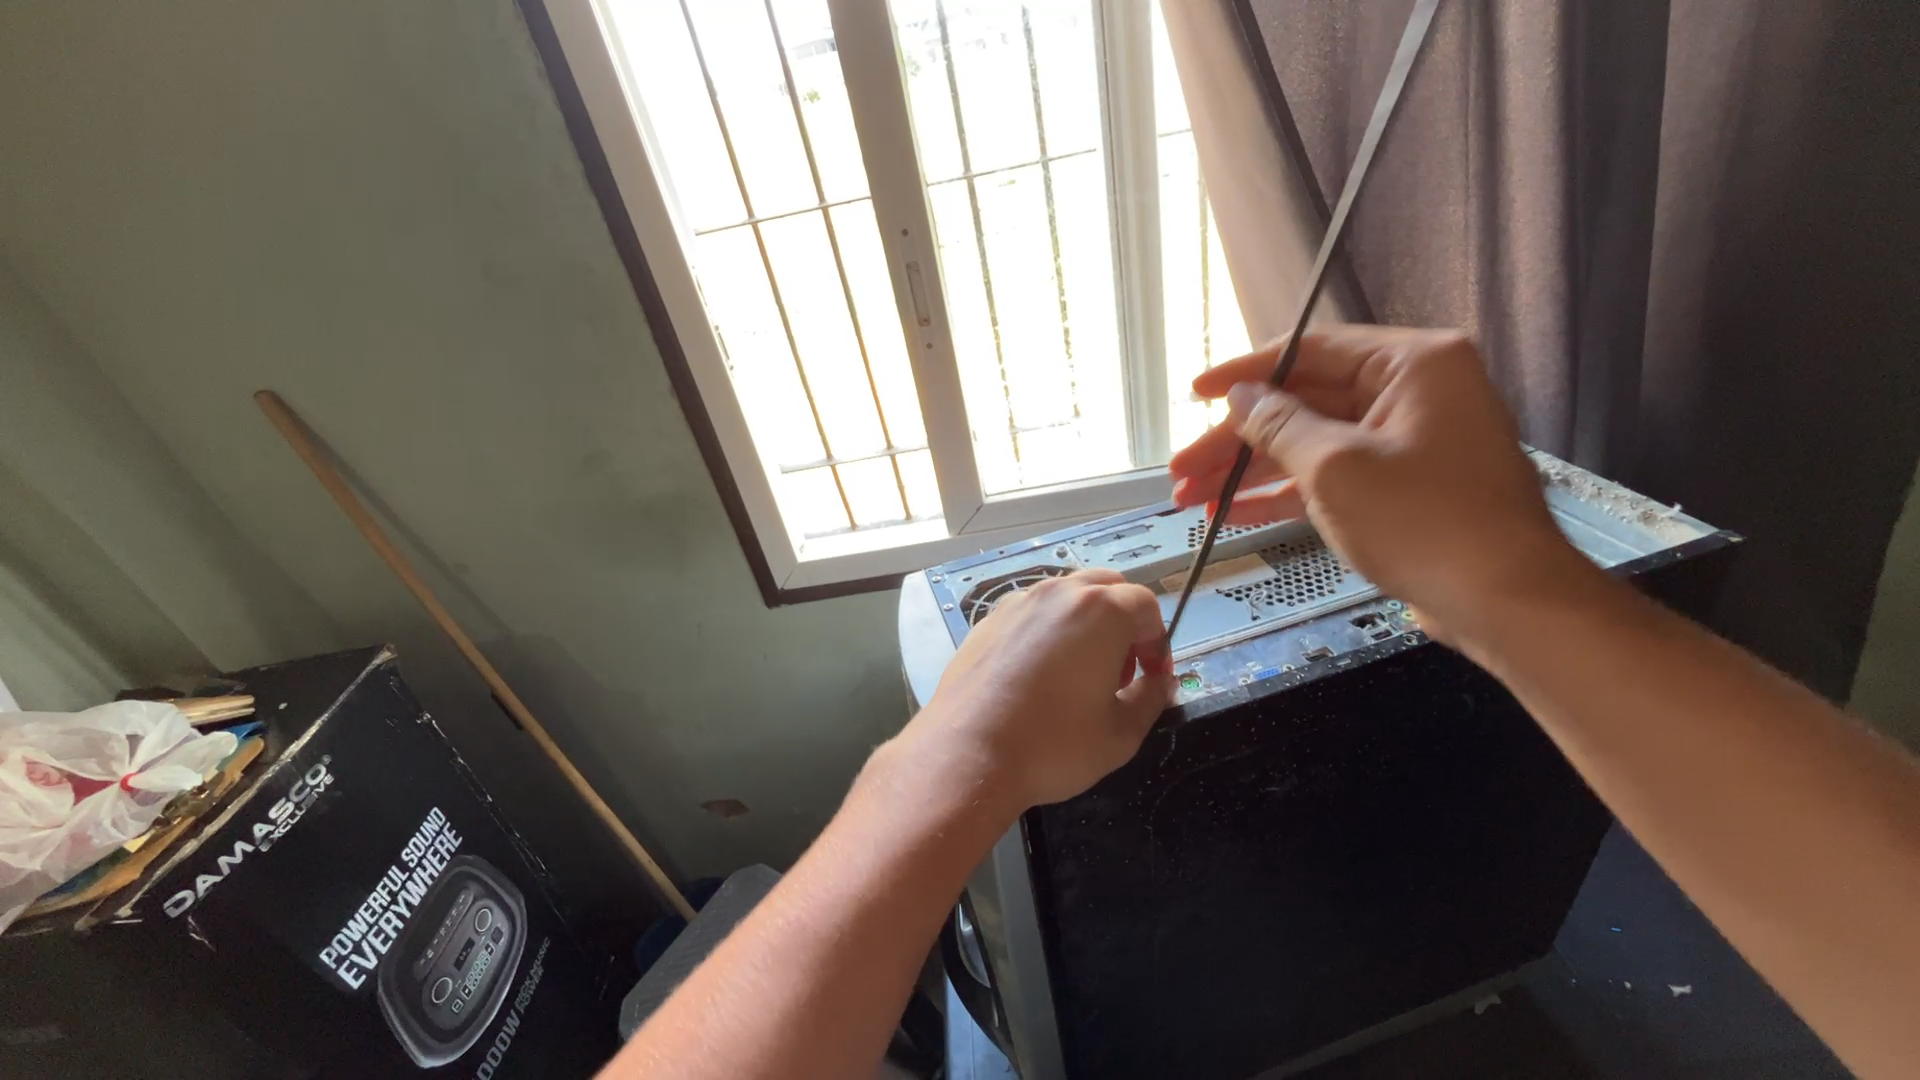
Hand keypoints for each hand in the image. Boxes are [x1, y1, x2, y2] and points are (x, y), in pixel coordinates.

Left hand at [906, 570, 1175, 810]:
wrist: (968, 753)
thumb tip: (1159, 683)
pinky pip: (1030, 613)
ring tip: (1078, 675)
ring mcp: (1017, 603)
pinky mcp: (987, 621)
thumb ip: (1151, 698)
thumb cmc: (1053, 745)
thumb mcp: (1122, 733)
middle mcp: (1057, 594)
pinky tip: (1036, 676)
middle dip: (1124, 624)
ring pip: (1065, 596)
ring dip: (1085, 623)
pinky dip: (1046, 631)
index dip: (1157, 642)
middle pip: (1107, 588)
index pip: (1146, 606)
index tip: (1152, 678)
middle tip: (1119, 672)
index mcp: (1100, 611)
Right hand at [1169, 325, 1588, 641]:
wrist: (1504, 602)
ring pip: (1309, 446)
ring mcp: (1405, 444)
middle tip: (1180, 470)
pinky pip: (1328, 478)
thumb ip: (1278, 424)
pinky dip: (1282, 495)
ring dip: (1249, 473)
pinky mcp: (1399, 488)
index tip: (1194, 394)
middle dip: (1236, 441)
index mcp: (1411, 365)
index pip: (1310, 351)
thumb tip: (1239, 397)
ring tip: (1191, 499)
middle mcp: (1411, 394)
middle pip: (1302, 404)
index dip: (1244, 373)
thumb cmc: (1424, 520)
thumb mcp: (1335, 466)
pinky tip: (1231, 514)